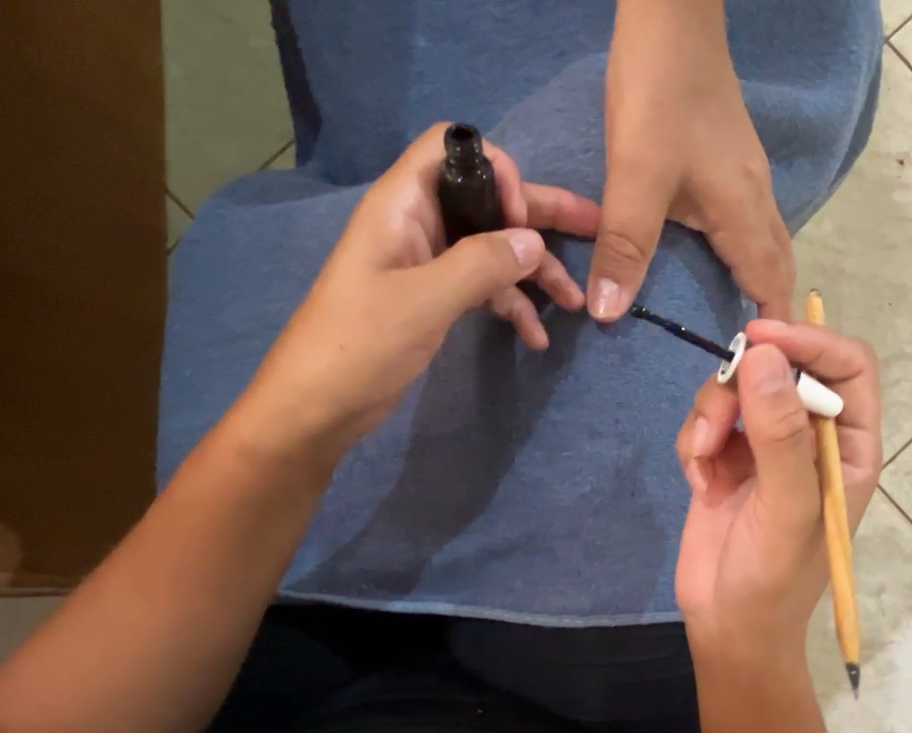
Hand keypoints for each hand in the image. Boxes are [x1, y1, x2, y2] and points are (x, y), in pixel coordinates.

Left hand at [234, 123, 600, 457]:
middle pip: (486, 201)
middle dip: (538, 219)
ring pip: (491, 250)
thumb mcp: (424, 301)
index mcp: (402, 205)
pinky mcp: (432, 299)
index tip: (523, 218)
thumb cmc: (359, 343)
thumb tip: (534, 241)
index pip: (453, 149)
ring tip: (573, 304)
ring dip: (533, 273)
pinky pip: (482, 287)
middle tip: (593, 231)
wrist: (318, 404)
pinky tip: (535, 337)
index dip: (496, 170)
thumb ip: (481, 265)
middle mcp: (417, 224)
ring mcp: (426, 263)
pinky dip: (510, 305)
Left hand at [587, 0, 793, 321]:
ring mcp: (748, 176)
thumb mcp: (635, 178)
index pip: (770, 281)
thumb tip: (610, 315)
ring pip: (770, 242)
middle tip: (757, 347)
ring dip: (764, 279)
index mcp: (743, 212)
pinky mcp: (733, 159)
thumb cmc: (659, 98)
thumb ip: (624, 247)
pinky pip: (754, 222)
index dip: (771, 323)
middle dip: (773, 306)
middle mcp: (757, 199)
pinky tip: (724, 256)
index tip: (765, 364)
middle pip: (780, 264)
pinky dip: (750, 253)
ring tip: (745, 314)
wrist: (673, 16)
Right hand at [674, 320, 881, 658]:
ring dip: (712, 416)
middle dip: (744, 385)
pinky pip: (707, 419)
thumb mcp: (787, 507)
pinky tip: (697, 480)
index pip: (847, 366)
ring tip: (703, 461)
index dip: (811, 342)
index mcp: (849, 446)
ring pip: (737, 388)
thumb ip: (781, 433)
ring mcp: (764, 446)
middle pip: (783, 367)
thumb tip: (763, 355)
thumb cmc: (774, 578)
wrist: (727, 627)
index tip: (761, 338)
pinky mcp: (725, 459)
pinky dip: (695, 442)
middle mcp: (810, 437)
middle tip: (718, 419)